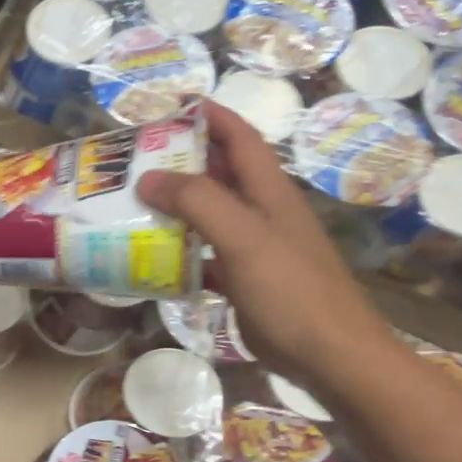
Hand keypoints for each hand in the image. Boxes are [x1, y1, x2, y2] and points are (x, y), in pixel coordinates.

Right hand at [137, 101, 402, 380]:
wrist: (330, 355)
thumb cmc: (292, 292)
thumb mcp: (244, 239)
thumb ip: (199, 203)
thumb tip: (148, 178)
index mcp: (270, 194)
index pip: (242, 140)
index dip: (212, 117)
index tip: (173, 106)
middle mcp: (262, 214)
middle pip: (220, 174)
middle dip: (182, 160)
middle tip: (135, 159)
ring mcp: (253, 249)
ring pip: (208, 215)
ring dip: (174, 207)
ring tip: (131, 204)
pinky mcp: (244, 282)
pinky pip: (203, 256)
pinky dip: (177, 252)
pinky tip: (149, 259)